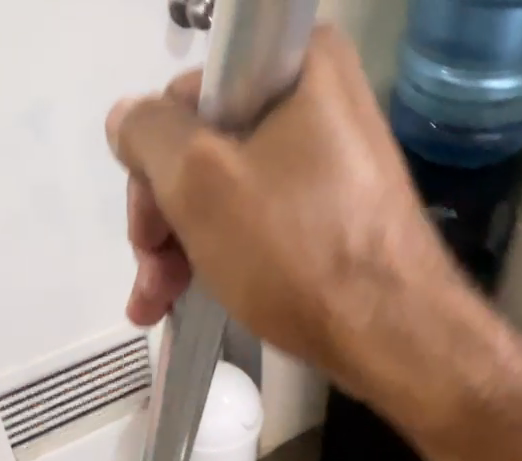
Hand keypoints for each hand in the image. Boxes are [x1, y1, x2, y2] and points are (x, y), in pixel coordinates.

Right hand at [105, 26, 460, 385]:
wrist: (393, 336)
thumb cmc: (297, 252)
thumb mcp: (200, 181)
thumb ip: (148, 135)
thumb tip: (128, 120)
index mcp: (298, 63)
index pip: (189, 93)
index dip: (157, 159)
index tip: (149, 222)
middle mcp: (320, 100)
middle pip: (206, 147)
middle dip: (166, 215)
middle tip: (149, 278)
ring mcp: (332, 161)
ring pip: (229, 191)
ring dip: (183, 245)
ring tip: (155, 305)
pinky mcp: (338, 213)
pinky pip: (262, 219)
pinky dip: (223, 253)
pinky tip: (192, 296)